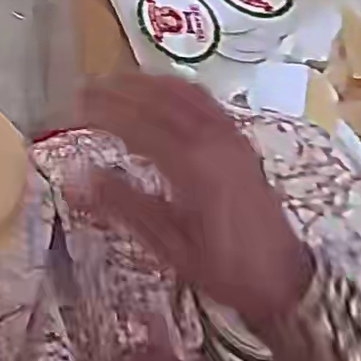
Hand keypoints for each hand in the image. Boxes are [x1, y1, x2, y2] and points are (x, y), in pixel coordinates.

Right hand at [79, 74, 314, 324]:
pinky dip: (173, 85)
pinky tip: (158, 89)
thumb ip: (122, 205)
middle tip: (83, 89)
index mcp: (191, 164)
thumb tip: (75, 177)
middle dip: (116, 89)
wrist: (287, 279)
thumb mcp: (168, 245)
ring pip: (179, 91)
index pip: (135, 123)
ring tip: (112, 81)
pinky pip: (202, 96)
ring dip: (143, 82)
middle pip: (156, 98)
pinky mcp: (239, 135)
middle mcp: (211, 137)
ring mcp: (229, 132)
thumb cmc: (224, 267)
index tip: (73, 108)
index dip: (100, 111)